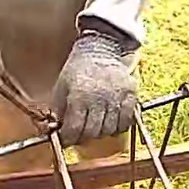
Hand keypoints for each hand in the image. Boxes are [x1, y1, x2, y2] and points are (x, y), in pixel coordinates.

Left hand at [52, 22, 137, 143]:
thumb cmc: (78, 69)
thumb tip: (56, 131)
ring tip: (95, 127)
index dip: (68, 139)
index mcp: (79, 95)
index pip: (75, 128)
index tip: (66, 140)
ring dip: (100, 133)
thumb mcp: (61, 86)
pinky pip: (126, 122)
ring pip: (110, 130)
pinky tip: (110, 123)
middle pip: (93, 132)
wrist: (101, 48)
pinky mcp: (131, 96)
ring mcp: (117, 98)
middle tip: (79, 135)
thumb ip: (59, 110)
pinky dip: (118, 127)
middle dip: (83, 137)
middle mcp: (100, 98)